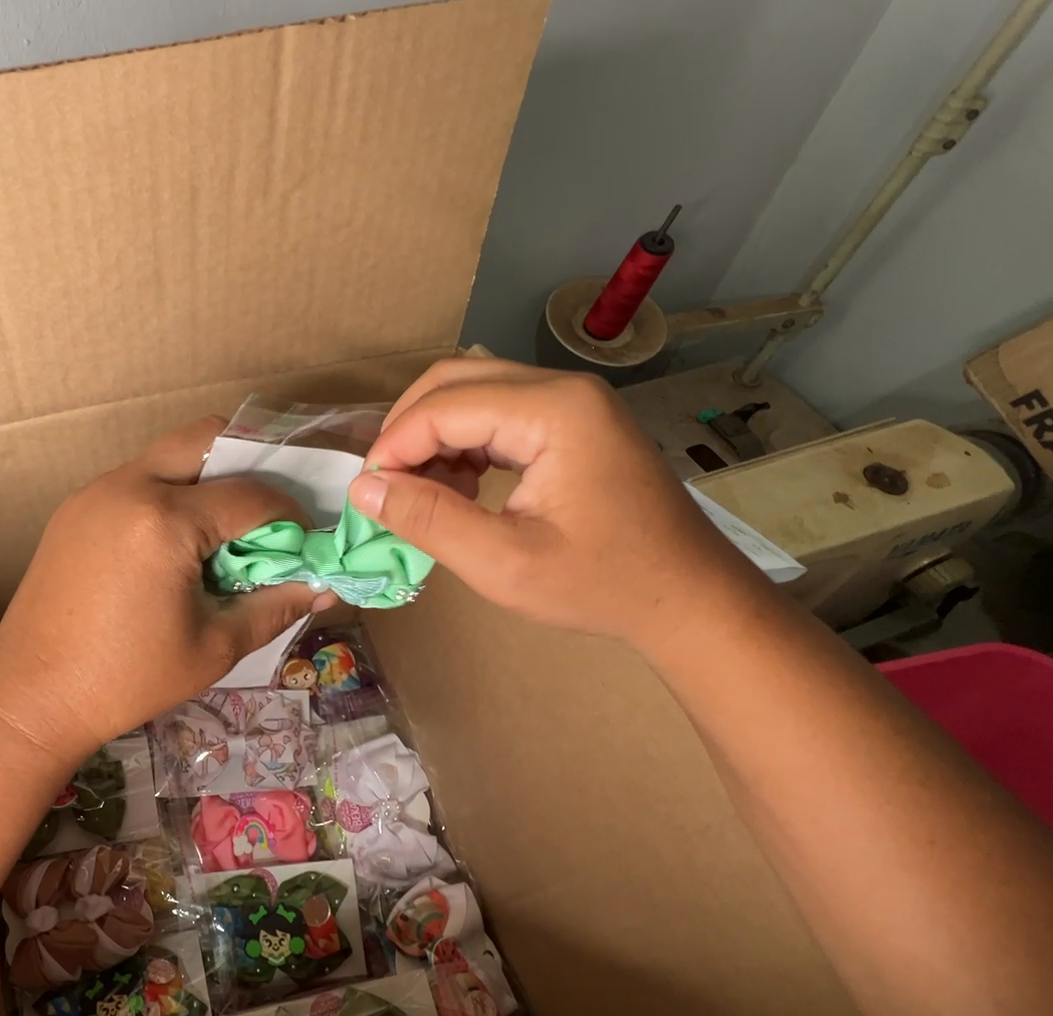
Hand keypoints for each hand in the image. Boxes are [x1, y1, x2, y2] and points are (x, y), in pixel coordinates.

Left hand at [0, 418, 327, 758]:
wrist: (31, 696)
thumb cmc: (126, 680)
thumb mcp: (212, 647)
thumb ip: (273, 607)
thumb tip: (323, 587)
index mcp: (165, 520)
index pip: (251, 495)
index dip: (290, 514)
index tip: (306, 540)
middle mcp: (127, 486)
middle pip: (205, 437)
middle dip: (250, 462)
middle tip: (270, 512)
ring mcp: (94, 492)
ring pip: (167, 455)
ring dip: (207, 477)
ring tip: (227, 530)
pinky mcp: (75, 509)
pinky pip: (136, 478)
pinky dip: (169, 492)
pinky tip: (179, 543)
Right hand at [346, 358, 766, 644]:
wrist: (689, 598)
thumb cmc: (601, 585)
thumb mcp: (503, 564)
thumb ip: (427, 520)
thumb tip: (363, 488)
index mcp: (554, 412)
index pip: (443, 406)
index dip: (393, 447)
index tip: (368, 495)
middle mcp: (563, 389)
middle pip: (454, 380)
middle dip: (407, 429)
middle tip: (385, 484)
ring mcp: (572, 401)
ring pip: (473, 391)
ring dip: (433, 434)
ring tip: (420, 490)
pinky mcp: (574, 420)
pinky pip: (499, 411)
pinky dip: (463, 440)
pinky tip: (458, 484)